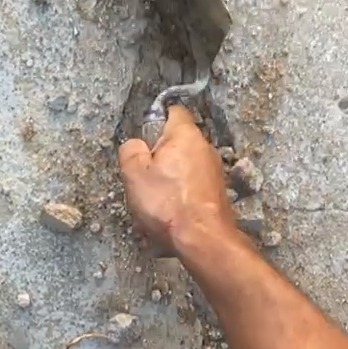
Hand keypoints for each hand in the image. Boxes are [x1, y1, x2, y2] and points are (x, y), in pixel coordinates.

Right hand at [118, 106, 240, 258]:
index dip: (155, 121)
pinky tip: (170, 212)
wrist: (202, 238)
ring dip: (169, 178)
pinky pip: (191, 185)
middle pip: (177, 142)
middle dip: (159, 156)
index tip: (144, 141)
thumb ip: (130, 151)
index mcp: (185, 135)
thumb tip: (135, 145)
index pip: (173, 111)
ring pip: (183, 166)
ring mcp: (213, 170)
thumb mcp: (133, 173)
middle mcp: (205, 147)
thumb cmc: (168, 204)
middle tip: (146, 177)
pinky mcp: (216, 191)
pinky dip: (180, 194)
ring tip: (157, 200)